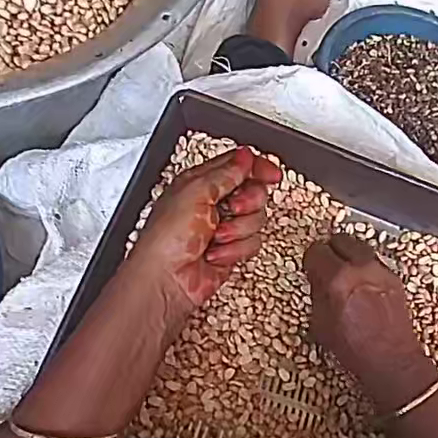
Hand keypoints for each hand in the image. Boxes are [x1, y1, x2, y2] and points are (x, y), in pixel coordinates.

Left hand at [123, 145, 281, 330]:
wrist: (165, 280)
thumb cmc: (167, 239)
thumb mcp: (195, 192)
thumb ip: (226, 173)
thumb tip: (246, 157)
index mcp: (201, 182)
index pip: (238, 165)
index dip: (257, 167)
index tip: (272, 174)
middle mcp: (214, 203)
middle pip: (254, 191)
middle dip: (249, 201)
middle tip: (235, 208)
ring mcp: (224, 228)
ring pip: (257, 219)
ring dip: (239, 229)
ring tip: (217, 237)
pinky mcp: (232, 251)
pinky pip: (253, 244)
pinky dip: (236, 250)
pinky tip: (216, 254)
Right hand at [303, 232, 436, 408]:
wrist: (391, 360)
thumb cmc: (354, 348)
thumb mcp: (321, 323)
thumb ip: (317, 293)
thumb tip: (317, 278)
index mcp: (337, 278)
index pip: (316, 251)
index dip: (310, 260)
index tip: (310, 267)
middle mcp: (361, 268)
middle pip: (341, 240)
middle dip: (330, 250)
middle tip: (325, 264)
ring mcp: (381, 271)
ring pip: (360, 248)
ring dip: (348, 255)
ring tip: (342, 273)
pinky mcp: (394, 278)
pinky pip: (374, 262)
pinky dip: (364, 267)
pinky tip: (360, 284)